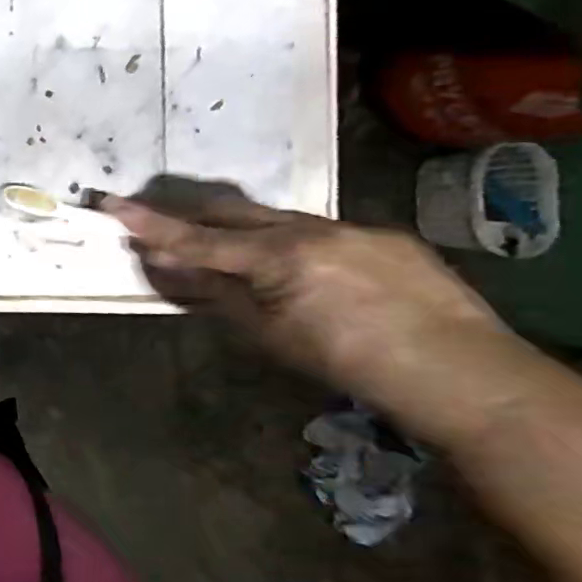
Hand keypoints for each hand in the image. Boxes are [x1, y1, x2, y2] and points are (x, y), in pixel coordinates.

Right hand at [100, 177, 509, 397]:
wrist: (471, 378)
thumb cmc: (354, 365)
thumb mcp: (270, 336)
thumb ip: (214, 293)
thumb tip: (165, 265)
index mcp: (278, 254)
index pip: (196, 236)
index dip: (149, 223)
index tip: (110, 203)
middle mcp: (310, 227)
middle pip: (232, 210)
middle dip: (193, 217)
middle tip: (167, 228)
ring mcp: (352, 227)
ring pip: (278, 219)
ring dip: (246, 234)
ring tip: (242, 263)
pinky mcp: (387, 238)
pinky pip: (321, 232)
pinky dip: (294, 247)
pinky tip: (312, 279)